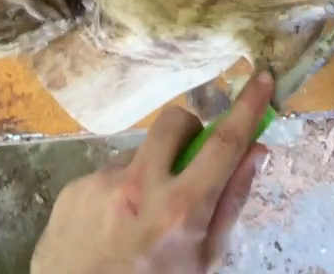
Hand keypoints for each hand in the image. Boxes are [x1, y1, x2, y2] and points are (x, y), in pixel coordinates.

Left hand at [31, 72, 273, 273]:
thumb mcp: (203, 263)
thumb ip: (231, 203)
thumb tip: (257, 151)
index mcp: (180, 211)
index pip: (224, 143)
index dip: (247, 107)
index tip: (261, 78)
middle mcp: (140, 187)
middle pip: (175, 121)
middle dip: (188, 131)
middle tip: (187, 162)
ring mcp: (101, 185)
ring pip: (138, 152)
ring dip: (148, 172)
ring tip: (138, 218)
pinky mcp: (73, 190)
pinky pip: (107, 174)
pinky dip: (117, 193)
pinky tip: (109, 228)